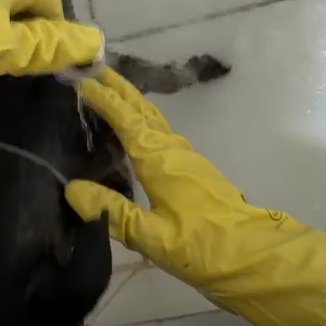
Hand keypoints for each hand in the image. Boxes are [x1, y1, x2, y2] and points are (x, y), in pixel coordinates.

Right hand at [65, 72, 325, 325]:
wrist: (252, 257)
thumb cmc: (202, 247)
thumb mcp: (152, 236)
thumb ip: (113, 212)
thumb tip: (73, 189)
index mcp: (159, 160)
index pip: (125, 121)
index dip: (103, 100)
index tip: (81, 79)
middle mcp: (172, 150)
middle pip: (141, 110)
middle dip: (118, 88)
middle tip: (94, 68)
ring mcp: (185, 158)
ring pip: (152, 119)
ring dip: (130, 102)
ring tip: (109, 91)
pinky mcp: (191, 170)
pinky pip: (158, 133)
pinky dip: (141, 121)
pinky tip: (135, 132)